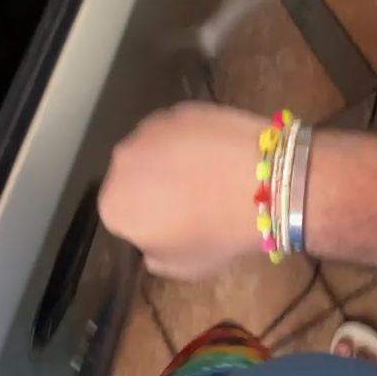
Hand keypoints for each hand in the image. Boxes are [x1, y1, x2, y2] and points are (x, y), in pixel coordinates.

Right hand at [99, 103, 270, 279]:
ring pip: (154, 149)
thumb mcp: (183, 267)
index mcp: (115, 205)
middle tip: (193, 200)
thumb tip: (154, 240)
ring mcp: (152, 128)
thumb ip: (155, 255)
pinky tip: (220, 151)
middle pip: (133, 177)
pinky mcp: (182, 108)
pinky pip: (180, 130)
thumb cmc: (218, 231)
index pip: (121, 218)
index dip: (149, 224)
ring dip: (172, 160)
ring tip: (210, 173)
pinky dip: (194, 139)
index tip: (176, 227)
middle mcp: (122, 161)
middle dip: (154, 187)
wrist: (261, 180)